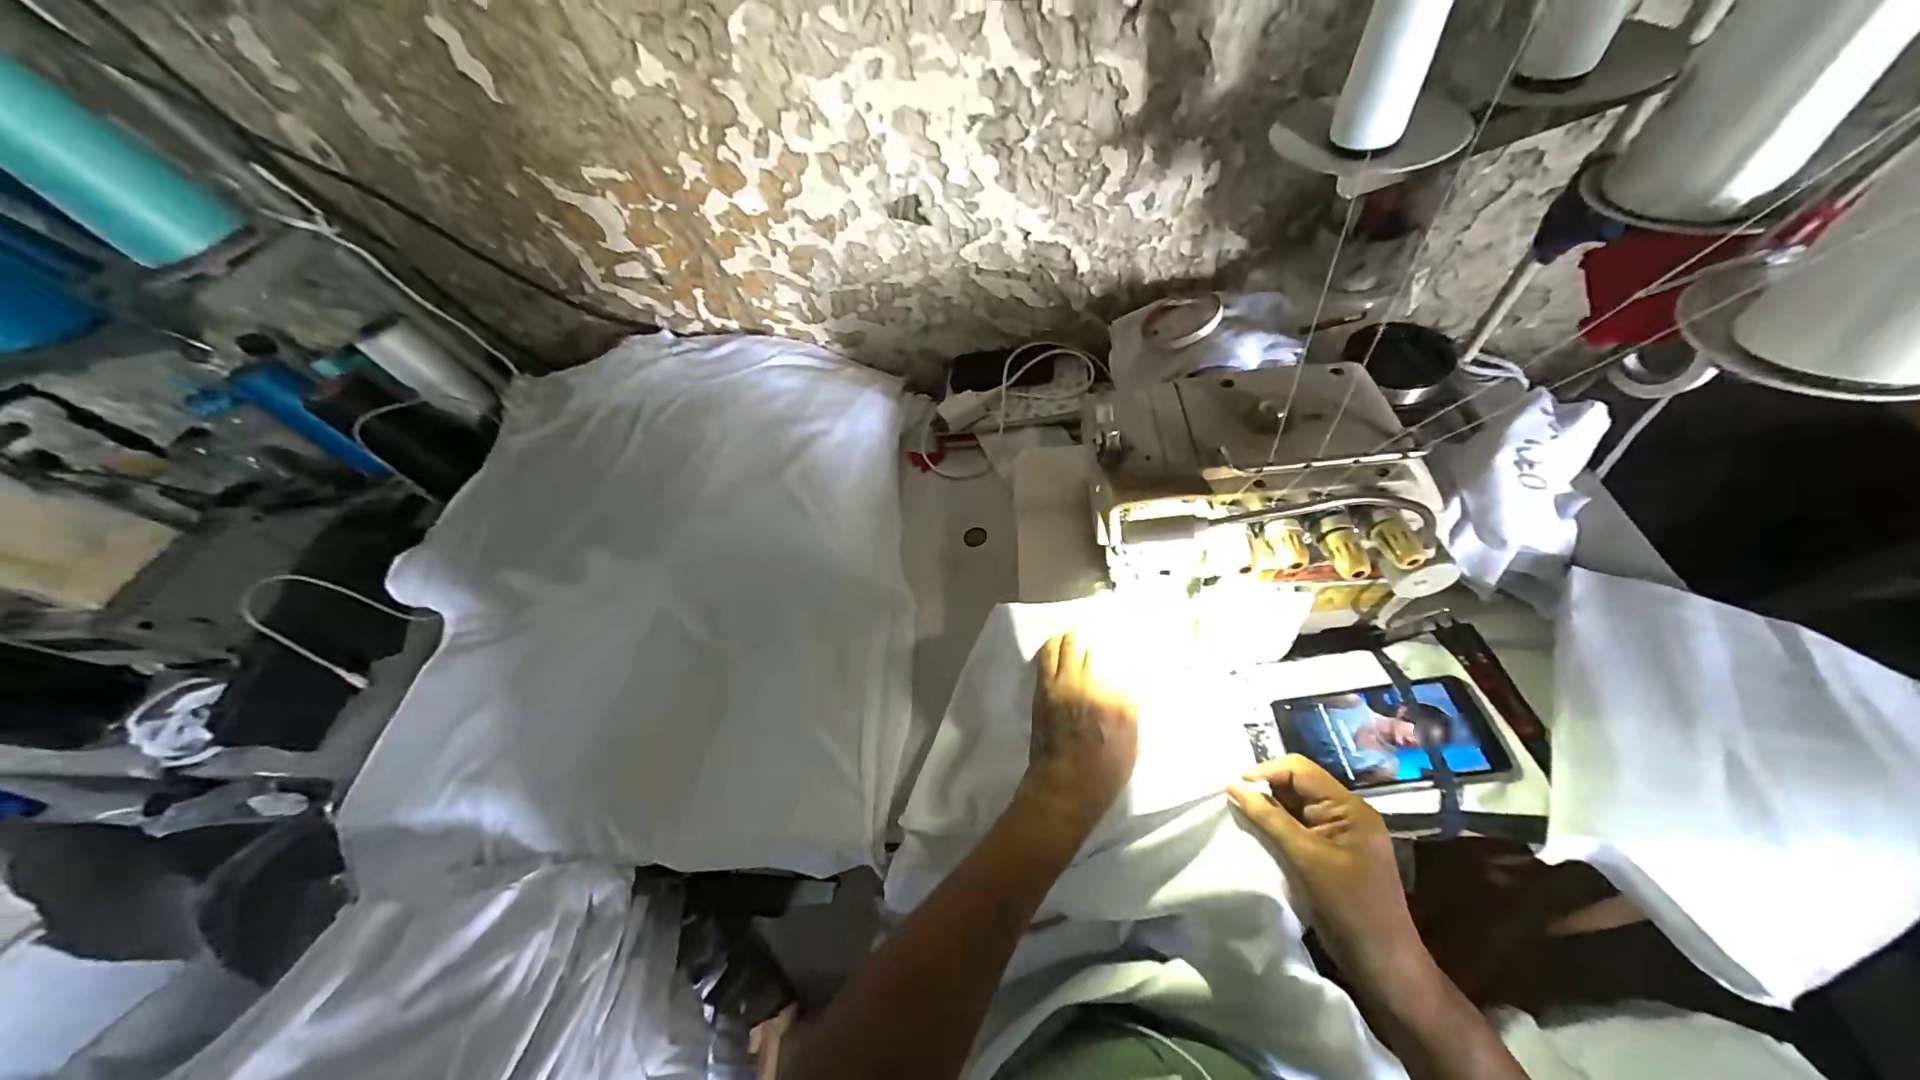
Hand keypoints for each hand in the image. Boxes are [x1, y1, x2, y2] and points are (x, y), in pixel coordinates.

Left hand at [1017, 631, 1138, 836]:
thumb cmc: (1102, 771)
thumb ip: (1126, 709)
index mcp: (1115, 700)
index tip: (1113, 647)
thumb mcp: (1130, 741)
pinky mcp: (1042, 692)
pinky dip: (1051, 650)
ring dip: (1065, 640)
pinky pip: (1046, 661)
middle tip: (1087, 634)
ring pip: (1061, 649)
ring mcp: (1060, 686)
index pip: (1115, 666)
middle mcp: (1086, 685)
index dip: (1113, 654)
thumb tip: (1120, 689)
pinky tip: (1054, 647)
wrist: (1064, 785)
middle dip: (1084, 640)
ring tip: (1069, 636)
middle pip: (1083, 649)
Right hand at [1227, 755, 1418, 973]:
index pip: (1300, 770)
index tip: (1234, 790)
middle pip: (1296, 784)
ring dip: (1268, 810)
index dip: (1265, 773)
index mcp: (1350, 808)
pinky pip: (1298, 827)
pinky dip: (1276, 828)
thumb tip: (1233, 786)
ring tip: (1241, 819)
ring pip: (1294, 806)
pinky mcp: (1331, 853)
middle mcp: (1346, 813)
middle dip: (1264, 791)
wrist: (1385, 965)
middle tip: (1234, 805)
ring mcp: (1339, 834)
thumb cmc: (1350, 907)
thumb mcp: (1307, 858)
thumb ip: (1270, 818)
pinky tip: (1259, 837)